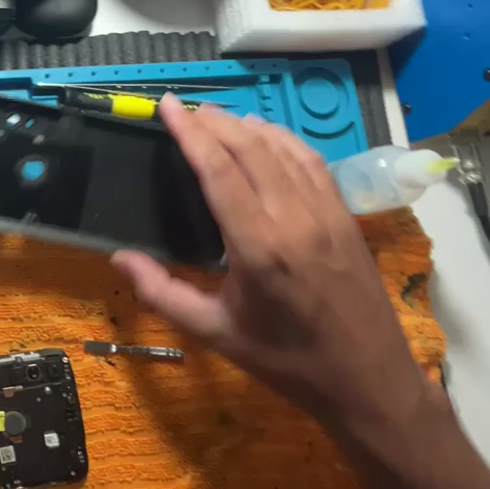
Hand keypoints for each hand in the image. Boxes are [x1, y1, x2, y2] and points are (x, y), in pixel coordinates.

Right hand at [110, 97, 434, 439]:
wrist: (369, 382)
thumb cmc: (286, 361)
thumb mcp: (215, 333)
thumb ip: (162, 293)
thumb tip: (119, 258)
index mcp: (258, 248)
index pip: (220, 171)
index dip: (191, 133)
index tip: (168, 106)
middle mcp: (295, 220)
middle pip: (250, 148)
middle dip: (213, 121)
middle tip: (183, 109)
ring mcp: (327, 214)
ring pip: (283, 148)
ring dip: (246, 125)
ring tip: (215, 117)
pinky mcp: (346, 216)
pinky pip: (311, 162)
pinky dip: (282, 139)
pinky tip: (264, 136)